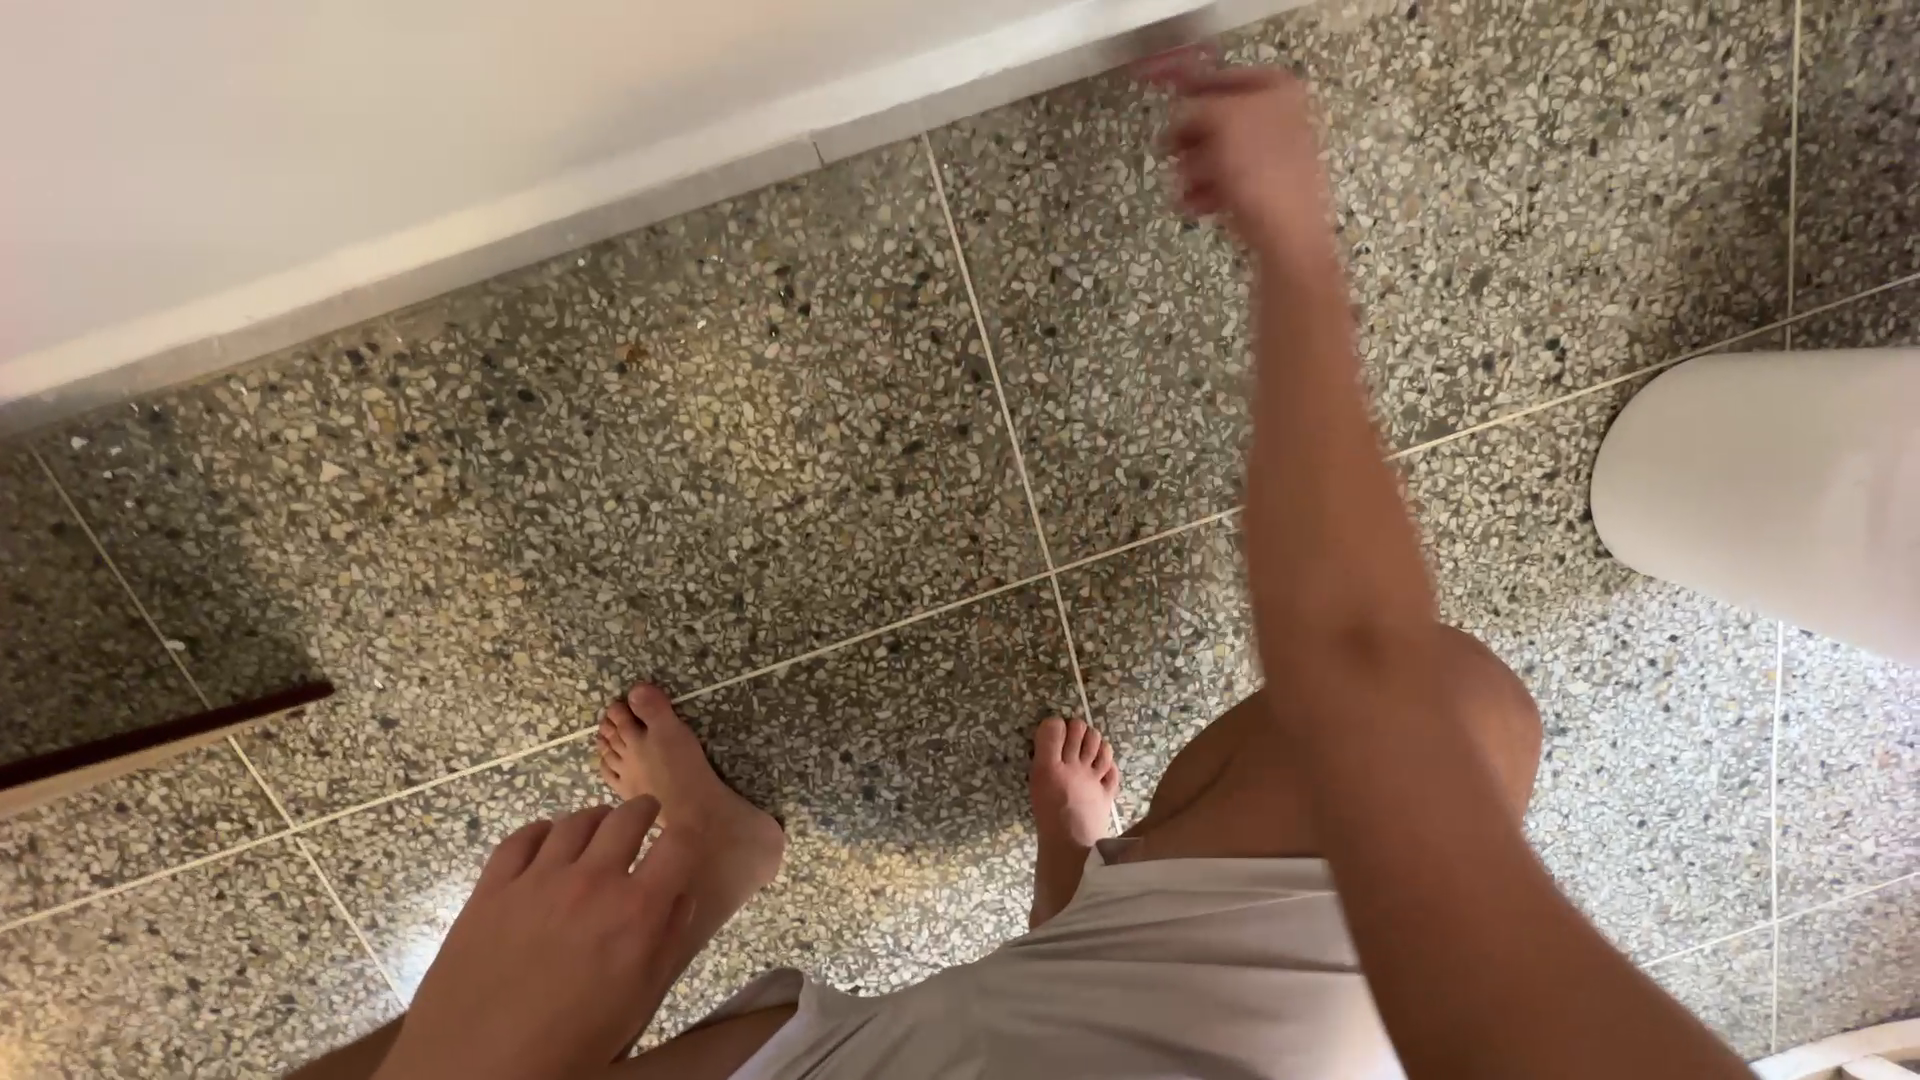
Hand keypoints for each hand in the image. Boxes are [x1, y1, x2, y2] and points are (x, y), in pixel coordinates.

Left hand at [371, 797, 695, 1079]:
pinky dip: (542, 831)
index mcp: (635, 910)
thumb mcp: (639, 1003)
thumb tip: (682, 896)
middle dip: (645, 810)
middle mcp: (592, 881)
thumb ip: (668, 941)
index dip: (689, 832)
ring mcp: (538, 881)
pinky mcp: (491, 890)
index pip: (679, 842)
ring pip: (577, 821)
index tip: (684, 838)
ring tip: (598, 830)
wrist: (472, 1075)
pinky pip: (521, 838)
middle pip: (629, 816)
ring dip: (597, 819)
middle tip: (646, 819)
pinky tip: (546, 841)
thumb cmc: (570, 1048)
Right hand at [1143, 56, 1337, 271]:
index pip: (1224, 77)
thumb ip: (1196, 108)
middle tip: (1170, 154)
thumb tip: (1179, 114)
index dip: (1191, 87)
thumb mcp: (1220, 122)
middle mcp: (1280, 115)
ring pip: (1219, 154)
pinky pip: (1228, 181)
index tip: (1165, 99)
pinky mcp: (1266, 188)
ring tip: (1182, 189)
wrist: (1286, 231)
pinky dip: (1207, 192)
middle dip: (1191, 140)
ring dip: (1194, 171)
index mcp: (1277, 88)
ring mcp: (1274, 154)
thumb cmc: (1256, 168)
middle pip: (1219, 120)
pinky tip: (1192, 205)